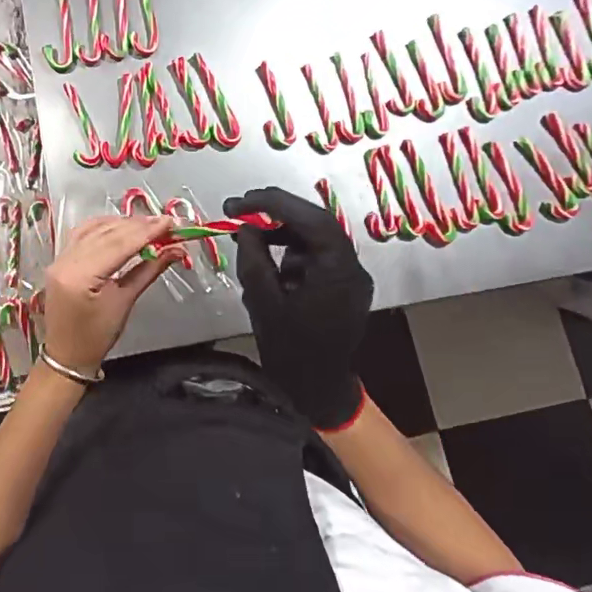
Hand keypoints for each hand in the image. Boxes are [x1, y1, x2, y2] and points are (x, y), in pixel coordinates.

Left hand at [41, 215, 185, 373]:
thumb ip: (149, 270)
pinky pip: (82, 234)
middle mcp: (65, 262)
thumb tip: (175, 250)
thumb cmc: (97, 336)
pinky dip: (103, 227)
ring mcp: (59, 259)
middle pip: (106, 234)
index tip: (170, 222)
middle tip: (165, 222)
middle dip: (137, 226)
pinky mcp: (60, 260)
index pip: (118, 244)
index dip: (146, 231)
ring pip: (93, 230)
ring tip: (148, 224)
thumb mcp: (125, 302)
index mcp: (80, 276)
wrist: (67, 355)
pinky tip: (120, 226)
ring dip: (121, 224)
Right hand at [224, 187, 373, 429]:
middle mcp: (352, 268)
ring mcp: (350, 278)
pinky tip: (268, 265)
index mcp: (337, 270)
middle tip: (239, 210)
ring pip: (315, 239)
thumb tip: (246, 228)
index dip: (273, 203)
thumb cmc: (289, 350)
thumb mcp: (263, 301)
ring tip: (248, 240)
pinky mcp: (343, 287)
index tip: (240, 203)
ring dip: (282, 234)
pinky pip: (316, 258)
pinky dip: (291, 253)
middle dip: (276, 213)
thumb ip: (254, 259)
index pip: (311, 218)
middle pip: (315, 223)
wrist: (316, 389)